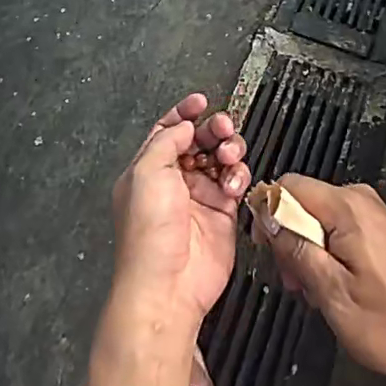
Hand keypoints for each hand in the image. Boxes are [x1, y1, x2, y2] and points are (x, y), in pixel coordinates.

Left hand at [110, 93, 250, 329]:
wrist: (169, 284)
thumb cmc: (148, 236)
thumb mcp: (147, 173)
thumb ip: (167, 139)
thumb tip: (185, 125)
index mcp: (149, 170)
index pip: (169, 131)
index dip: (185, 113)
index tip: (200, 101)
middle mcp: (174, 181)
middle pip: (200, 140)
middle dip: (214, 128)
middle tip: (223, 127)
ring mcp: (199, 196)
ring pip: (222, 156)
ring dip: (230, 149)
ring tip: (228, 156)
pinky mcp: (223, 211)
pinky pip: (237, 180)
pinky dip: (239, 175)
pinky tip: (233, 183)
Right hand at [267, 174, 385, 384]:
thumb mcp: (332, 292)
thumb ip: (296, 250)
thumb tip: (268, 217)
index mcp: (348, 207)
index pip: (289, 185)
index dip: (268, 212)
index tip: (265, 248)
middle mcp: (359, 199)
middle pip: (301, 201)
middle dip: (288, 239)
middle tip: (295, 282)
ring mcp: (369, 211)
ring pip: (316, 218)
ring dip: (305, 252)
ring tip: (316, 292)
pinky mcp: (375, 226)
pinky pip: (334, 227)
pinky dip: (325, 253)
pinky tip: (332, 285)